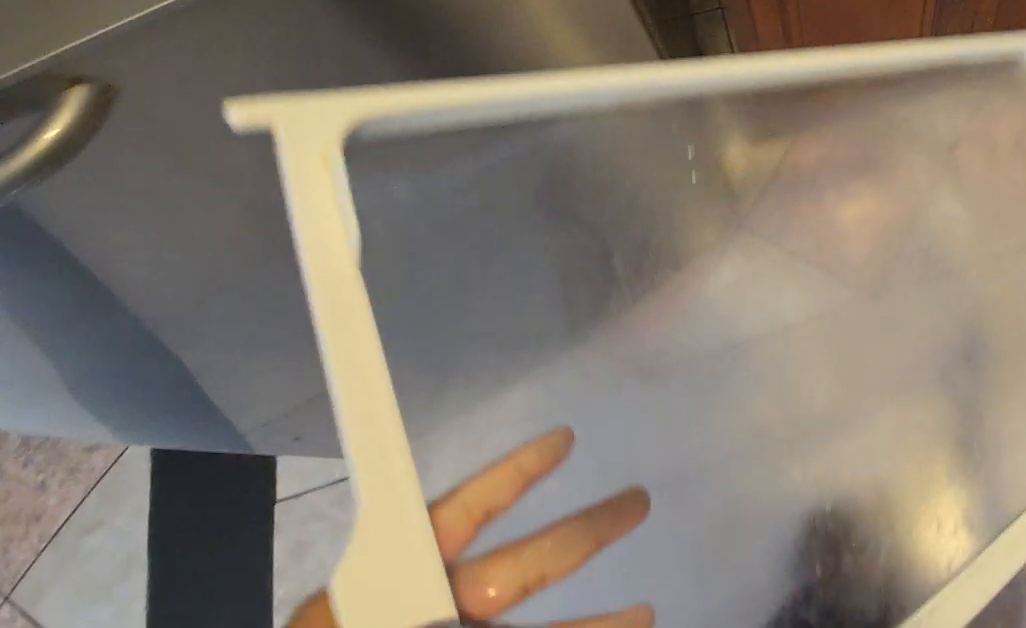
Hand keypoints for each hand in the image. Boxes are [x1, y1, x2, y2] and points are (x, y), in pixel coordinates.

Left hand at [288, 428, 652, 627]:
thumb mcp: (353, 621)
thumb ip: (418, 593)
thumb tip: (454, 579)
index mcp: (386, 595)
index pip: (458, 518)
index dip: (512, 477)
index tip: (565, 440)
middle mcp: (430, 618)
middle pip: (520, 570)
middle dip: (584, 533)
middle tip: (640, 500)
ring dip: (595, 624)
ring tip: (648, 616)